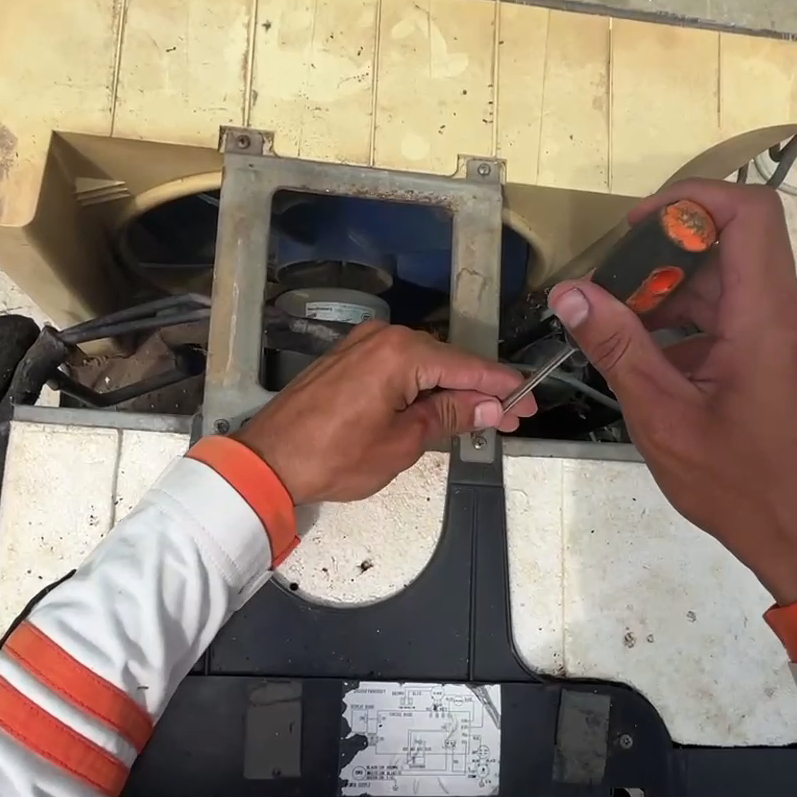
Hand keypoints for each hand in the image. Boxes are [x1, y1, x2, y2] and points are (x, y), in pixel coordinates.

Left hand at [232, 321, 536, 503]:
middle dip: (478, 390)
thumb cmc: (335, 457)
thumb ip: (448, 416)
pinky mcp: (346, 358)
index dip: (503, 387)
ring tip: (476, 418)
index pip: (468, 366)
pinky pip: (396, 367)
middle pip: (446, 361)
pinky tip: (435, 407)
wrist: (267, 460)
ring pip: (422, 364)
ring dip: (448, 390)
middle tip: (506, 419)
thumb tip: (487, 405)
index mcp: (401, 353)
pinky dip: (419, 386)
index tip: (528, 404)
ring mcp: (361, 344)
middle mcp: (383, 337)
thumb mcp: (402, 443)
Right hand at [549, 180, 796, 604]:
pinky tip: (672, 372)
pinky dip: (709, 331)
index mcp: (773, 318)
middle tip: (608, 307)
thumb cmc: (743, 487)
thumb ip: (617, 347)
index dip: (689, 199)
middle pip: (730, 256)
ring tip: (630, 347)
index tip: (635, 226)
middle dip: (662, 272)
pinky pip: (756, 320)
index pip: (748, 212)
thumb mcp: (664, 419)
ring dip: (681, 307)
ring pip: (739, 291)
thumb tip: (569, 294)